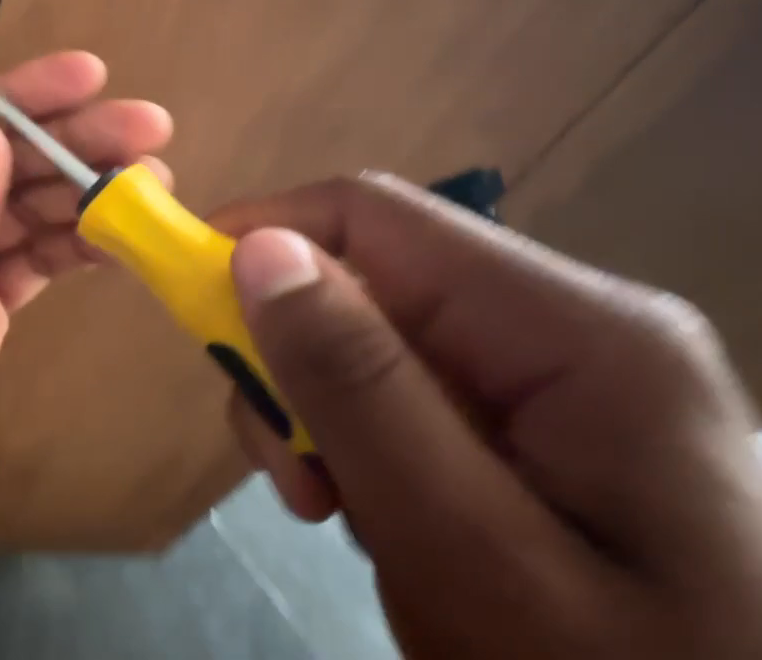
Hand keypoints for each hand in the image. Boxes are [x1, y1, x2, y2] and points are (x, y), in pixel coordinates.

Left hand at [0, 51, 172, 535]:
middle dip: (71, 143)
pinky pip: (38, 261)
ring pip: (28, 209)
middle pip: (3, 162)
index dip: (19, 96)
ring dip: (87, 192)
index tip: (90, 74)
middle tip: (151, 129)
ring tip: (156, 183)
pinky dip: (79, 245)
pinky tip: (125, 236)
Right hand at [213, 173, 761, 658]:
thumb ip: (359, 387)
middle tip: (279, 462)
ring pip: (371, 330)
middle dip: (289, 351)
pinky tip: (371, 504)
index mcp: (579, 330)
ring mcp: (564, 371)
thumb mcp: (462, 545)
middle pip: (367, 275)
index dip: (257, 237)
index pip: (370, 215)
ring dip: (315, 402)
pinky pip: (406, 382)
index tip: (182, 311)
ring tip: (323, 500)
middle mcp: (575, 323)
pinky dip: (354, 431)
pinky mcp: (544, 416)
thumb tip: (256, 249)